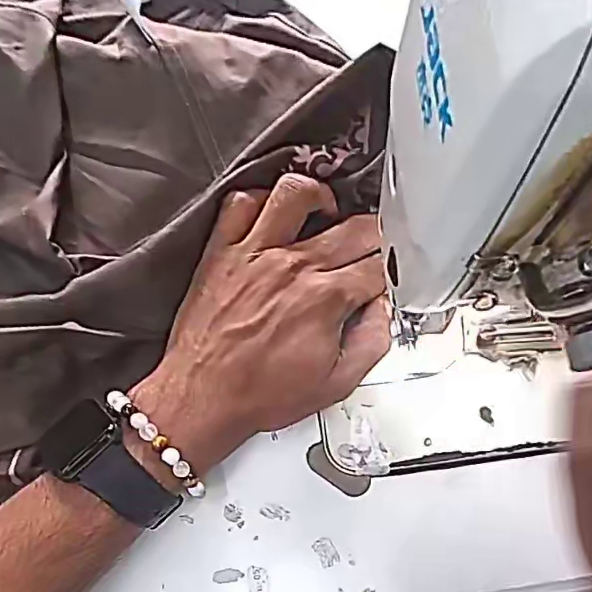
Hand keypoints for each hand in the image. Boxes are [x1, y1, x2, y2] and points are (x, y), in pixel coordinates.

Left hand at [129, 174, 391, 474]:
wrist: (204, 398)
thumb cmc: (259, 395)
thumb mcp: (334, 385)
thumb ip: (370, 343)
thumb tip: (381, 312)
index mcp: (325, 299)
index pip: (376, 268)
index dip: (387, 273)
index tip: (382, 280)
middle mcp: (292, 267)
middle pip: (353, 227)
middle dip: (373, 237)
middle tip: (369, 251)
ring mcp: (255, 254)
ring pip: (296, 194)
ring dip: (320, 198)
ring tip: (327, 213)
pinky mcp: (222, 253)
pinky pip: (241, 203)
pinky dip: (260, 200)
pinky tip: (272, 217)